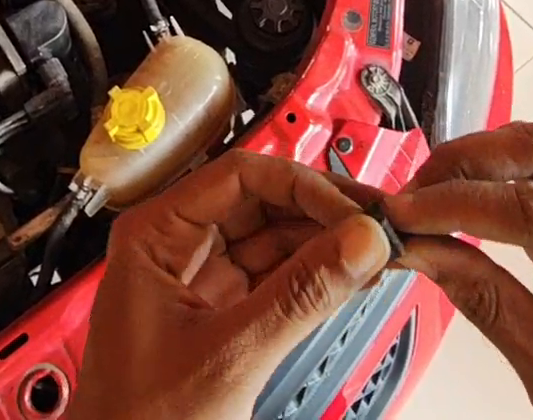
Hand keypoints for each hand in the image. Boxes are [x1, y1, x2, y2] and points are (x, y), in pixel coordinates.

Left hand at [66, 150, 392, 419]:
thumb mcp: (228, 356)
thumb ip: (299, 295)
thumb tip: (358, 242)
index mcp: (156, 234)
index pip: (239, 177)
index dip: (302, 186)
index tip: (352, 210)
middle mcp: (177, 244)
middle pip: (261, 201)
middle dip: (321, 211)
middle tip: (377, 222)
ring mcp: (201, 277)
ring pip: (273, 237)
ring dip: (325, 242)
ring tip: (375, 247)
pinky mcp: (222, 310)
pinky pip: (275, 275)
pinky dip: (315, 275)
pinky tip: (350, 274)